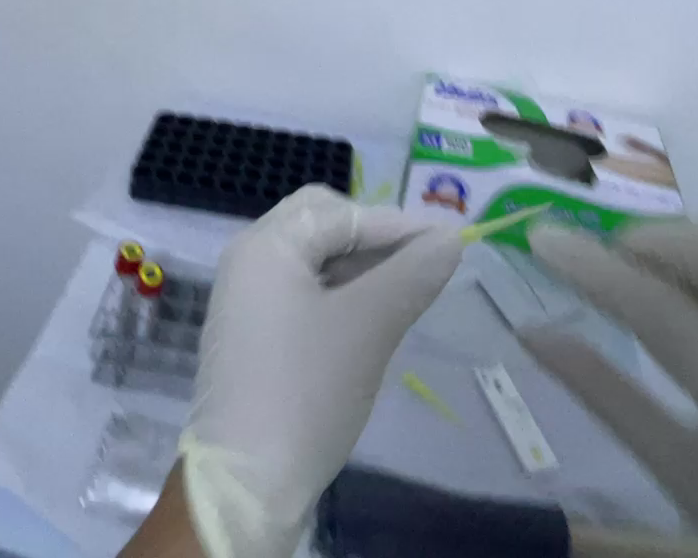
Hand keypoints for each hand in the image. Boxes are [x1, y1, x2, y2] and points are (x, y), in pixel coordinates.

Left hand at [177, 185, 464, 557]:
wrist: (245, 483)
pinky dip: (340, 292)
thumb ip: (412, 274)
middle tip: (422, 262)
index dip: (399, 224)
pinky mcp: (253, 330)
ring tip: (406, 288)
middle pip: (320, 224)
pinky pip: (302, 290)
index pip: (342, 213)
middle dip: (374, 238)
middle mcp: (249, 258)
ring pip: (313, 258)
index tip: (452, 241)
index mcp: (266, 244)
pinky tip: (370, 314)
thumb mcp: (369, 326)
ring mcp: (246, 296)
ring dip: (360, 266)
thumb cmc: (307, 391)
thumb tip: (452, 237)